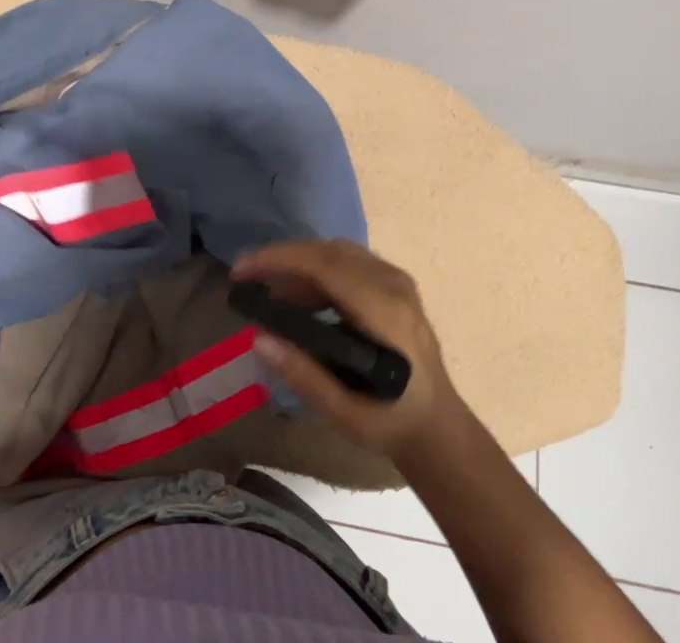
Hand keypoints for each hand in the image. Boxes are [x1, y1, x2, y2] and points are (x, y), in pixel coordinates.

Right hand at [234, 240, 462, 464]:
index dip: (279, 260)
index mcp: (386, 315)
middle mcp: (394, 288)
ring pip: (336, 252)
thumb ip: (303, 375)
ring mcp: (397, 284)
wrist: (438, 428)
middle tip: (245, 279)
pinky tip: (299, 301)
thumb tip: (258, 338)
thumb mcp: (344, 412)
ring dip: (297, 266)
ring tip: (270, 297)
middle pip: (328, 251)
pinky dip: (314, 271)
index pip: (326, 266)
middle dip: (281, 259)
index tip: (241, 270)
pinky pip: (346, 261)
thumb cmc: (391, 422)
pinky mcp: (394, 287)